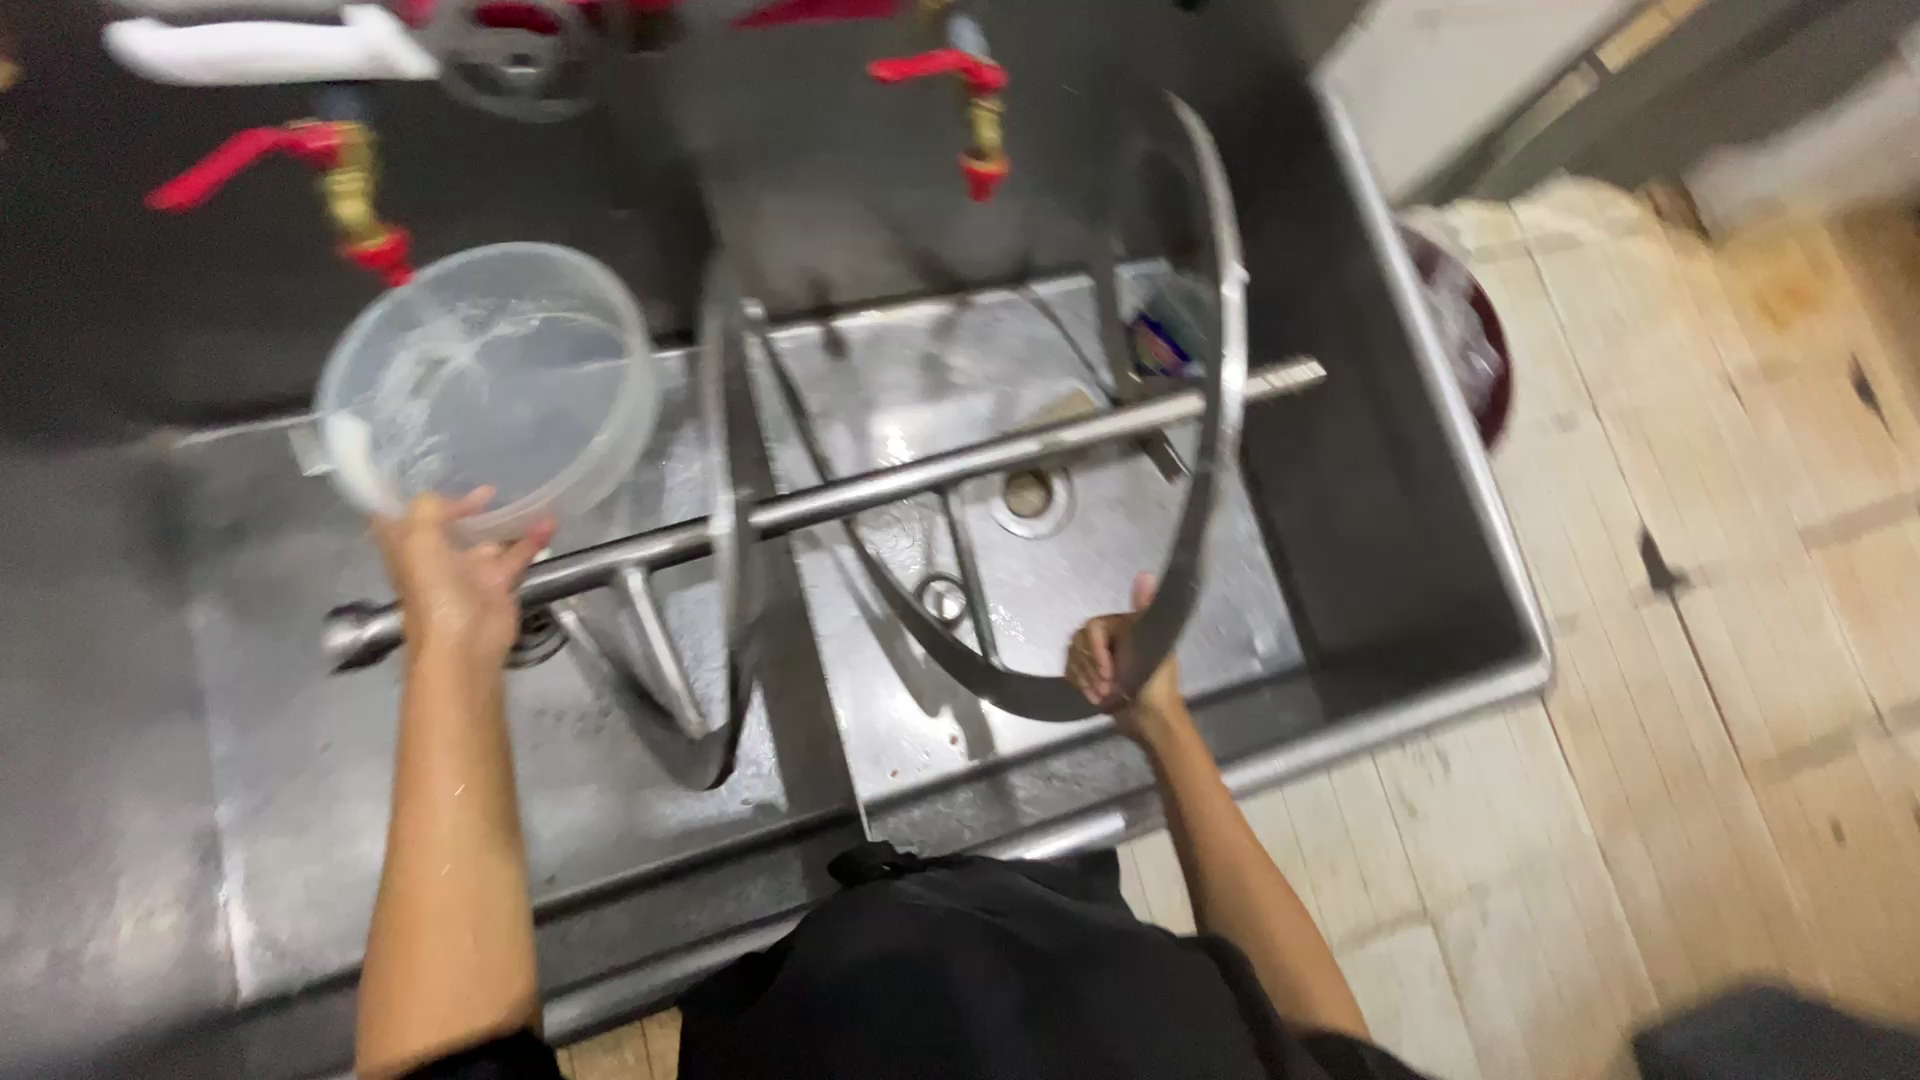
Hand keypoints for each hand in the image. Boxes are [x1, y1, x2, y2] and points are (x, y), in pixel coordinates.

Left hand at [372, 489, 555, 668]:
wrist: (465, 641)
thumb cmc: (435, 590)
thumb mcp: (419, 540)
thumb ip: (430, 509)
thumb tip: (455, 498)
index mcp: (408, 546)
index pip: (403, 515)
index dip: (413, 496)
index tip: (436, 477)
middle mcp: (435, 556)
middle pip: (447, 524)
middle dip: (463, 504)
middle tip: (489, 486)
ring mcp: (469, 570)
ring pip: (487, 537)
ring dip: (504, 519)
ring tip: (525, 496)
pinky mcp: (499, 582)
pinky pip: (517, 553)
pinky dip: (532, 538)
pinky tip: (549, 522)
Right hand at [1065, 572, 1189, 746]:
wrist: (1153, 721)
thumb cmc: (1157, 682)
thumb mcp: (1155, 643)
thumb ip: (1147, 608)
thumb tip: (1146, 573)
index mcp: (1123, 625)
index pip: (1093, 628)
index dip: (1096, 650)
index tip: (1107, 672)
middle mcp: (1109, 637)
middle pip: (1079, 643)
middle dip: (1090, 668)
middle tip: (1108, 688)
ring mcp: (1098, 657)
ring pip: (1072, 658)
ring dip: (1085, 679)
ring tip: (1104, 696)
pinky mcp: (1089, 675)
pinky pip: (1069, 671)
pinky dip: (1079, 685)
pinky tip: (1094, 697)